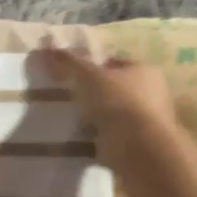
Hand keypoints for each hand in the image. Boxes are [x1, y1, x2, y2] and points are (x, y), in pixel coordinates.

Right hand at [33, 44, 176, 160]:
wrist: (137, 146)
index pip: (114, 63)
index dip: (92, 66)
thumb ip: (67, 61)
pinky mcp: (141, 142)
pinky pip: (114, 132)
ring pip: (114, 111)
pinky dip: (99, 133)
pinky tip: (82, 134)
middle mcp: (152, 93)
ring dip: (96, 114)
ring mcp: (149, 120)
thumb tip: (44, 49)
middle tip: (69, 94)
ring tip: (71, 115)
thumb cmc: (116, 101)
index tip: (71, 74)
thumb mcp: (85, 74)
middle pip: (114, 87)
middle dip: (93, 91)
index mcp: (145, 71)